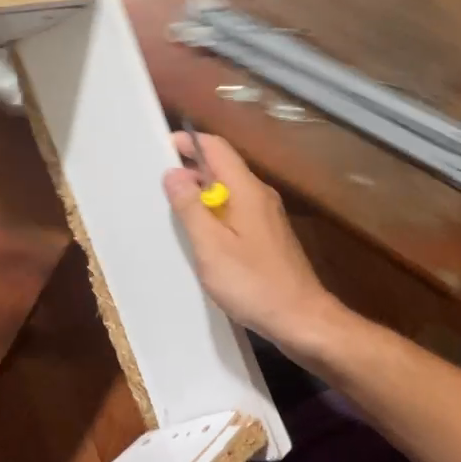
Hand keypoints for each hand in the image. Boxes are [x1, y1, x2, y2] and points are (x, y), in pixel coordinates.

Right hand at [163, 131, 350, 353]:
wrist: (301, 318)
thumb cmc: (253, 283)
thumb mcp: (211, 247)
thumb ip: (191, 208)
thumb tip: (173, 173)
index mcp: (247, 190)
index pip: (216, 148)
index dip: (188, 143)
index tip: (161, 150)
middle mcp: (260, 195)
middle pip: (223, 166)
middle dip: (192, 169)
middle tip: (159, 185)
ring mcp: (267, 216)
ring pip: (230, 190)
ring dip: (202, 193)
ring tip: (174, 209)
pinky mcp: (268, 236)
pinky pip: (237, 211)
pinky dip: (216, 212)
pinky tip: (201, 235)